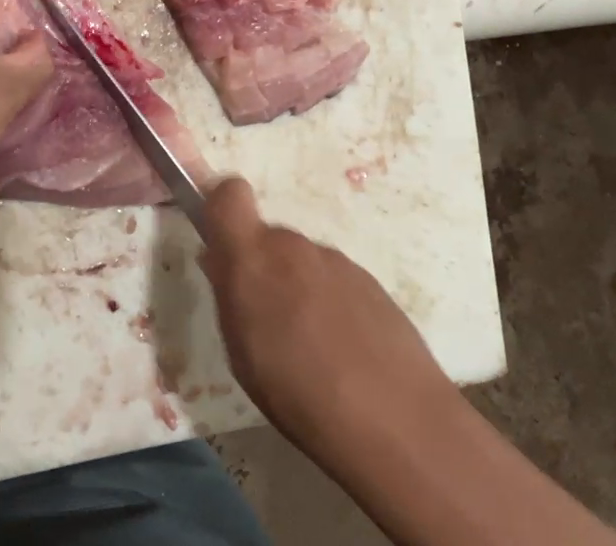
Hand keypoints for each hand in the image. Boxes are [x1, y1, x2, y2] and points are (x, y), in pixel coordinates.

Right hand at [201, 178, 453, 458]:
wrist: (395, 421)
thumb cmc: (297, 393)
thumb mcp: (240, 353)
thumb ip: (229, 296)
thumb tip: (220, 261)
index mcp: (254, 259)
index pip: (229, 194)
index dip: (221, 207)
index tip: (221, 243)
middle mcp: (296, 248)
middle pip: (268, 238)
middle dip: (261, 267)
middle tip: (264, 319)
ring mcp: (338, 263)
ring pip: (302, 262)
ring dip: (297, 289)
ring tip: (308, 346)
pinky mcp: (373, 283)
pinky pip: (334, 282)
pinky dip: (330, 304)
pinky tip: (341, 352)